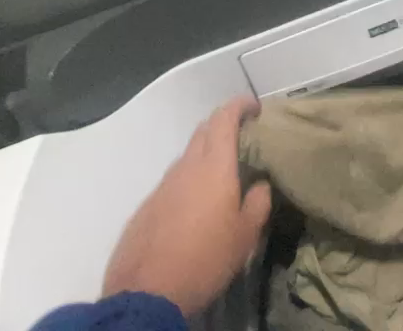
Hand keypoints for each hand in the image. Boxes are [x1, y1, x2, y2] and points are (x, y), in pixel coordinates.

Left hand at [102, 96, 272, 315]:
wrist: (144, 297)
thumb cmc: (205, 259)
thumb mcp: (246, 235)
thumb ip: (258, 202)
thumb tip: (259, 185)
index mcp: (214, 166)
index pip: (224, 118)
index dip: (240, 105)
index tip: (255, 108)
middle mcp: (185, 167)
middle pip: (204, 131)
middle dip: (224, 126)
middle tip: (244, 139)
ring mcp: (161, 187)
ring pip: (187, 157)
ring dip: (205, 156)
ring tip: (222, 178)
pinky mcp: (145, 209)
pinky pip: (172, 183)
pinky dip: (188, 183)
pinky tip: (194, 209)